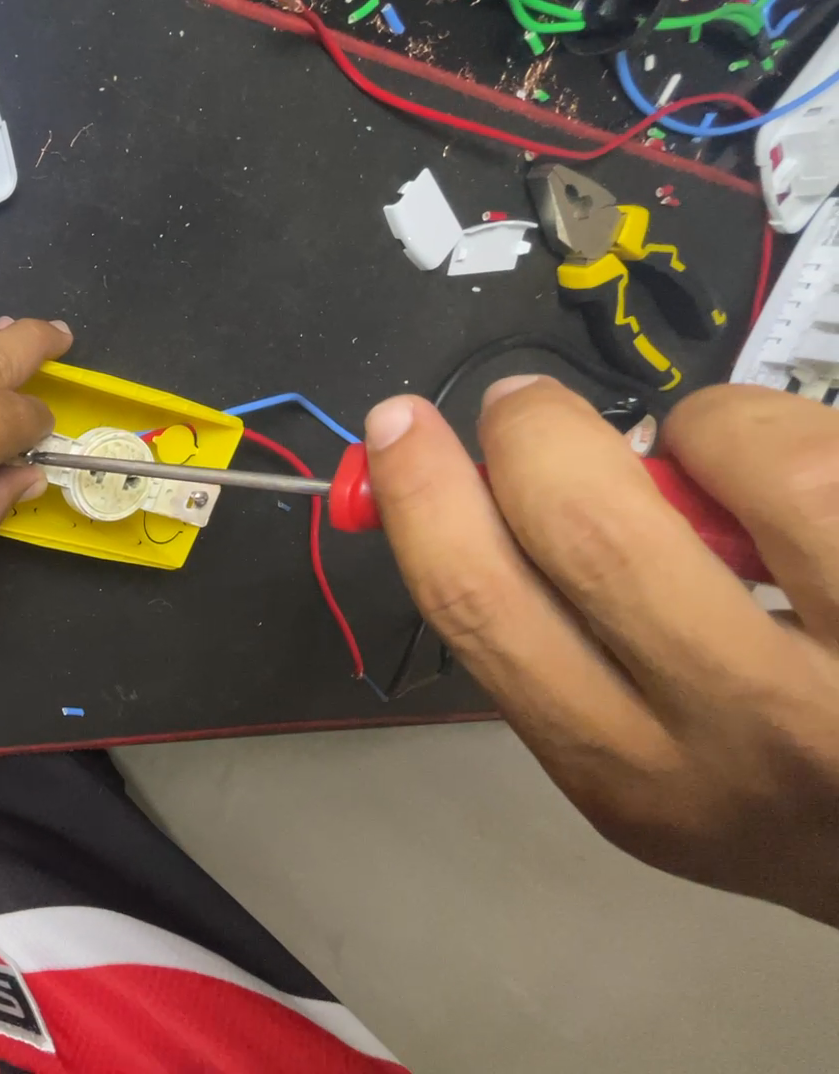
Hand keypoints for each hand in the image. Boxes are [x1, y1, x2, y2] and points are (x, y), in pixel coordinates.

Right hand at [364, 377, 838, 925]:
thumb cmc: (781, 790)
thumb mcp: (636, 755)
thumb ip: (553, 648)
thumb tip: (472, 492)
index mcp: (626, 773)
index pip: (481, 608)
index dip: (421, 496)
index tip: (396, 426)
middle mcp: (756, 741)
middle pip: (590, 533)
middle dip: (534, 436)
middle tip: (519, 404)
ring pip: (770, 470)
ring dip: (709, 425)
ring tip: (719, 449)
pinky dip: (804, 440)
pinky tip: (812, 482)